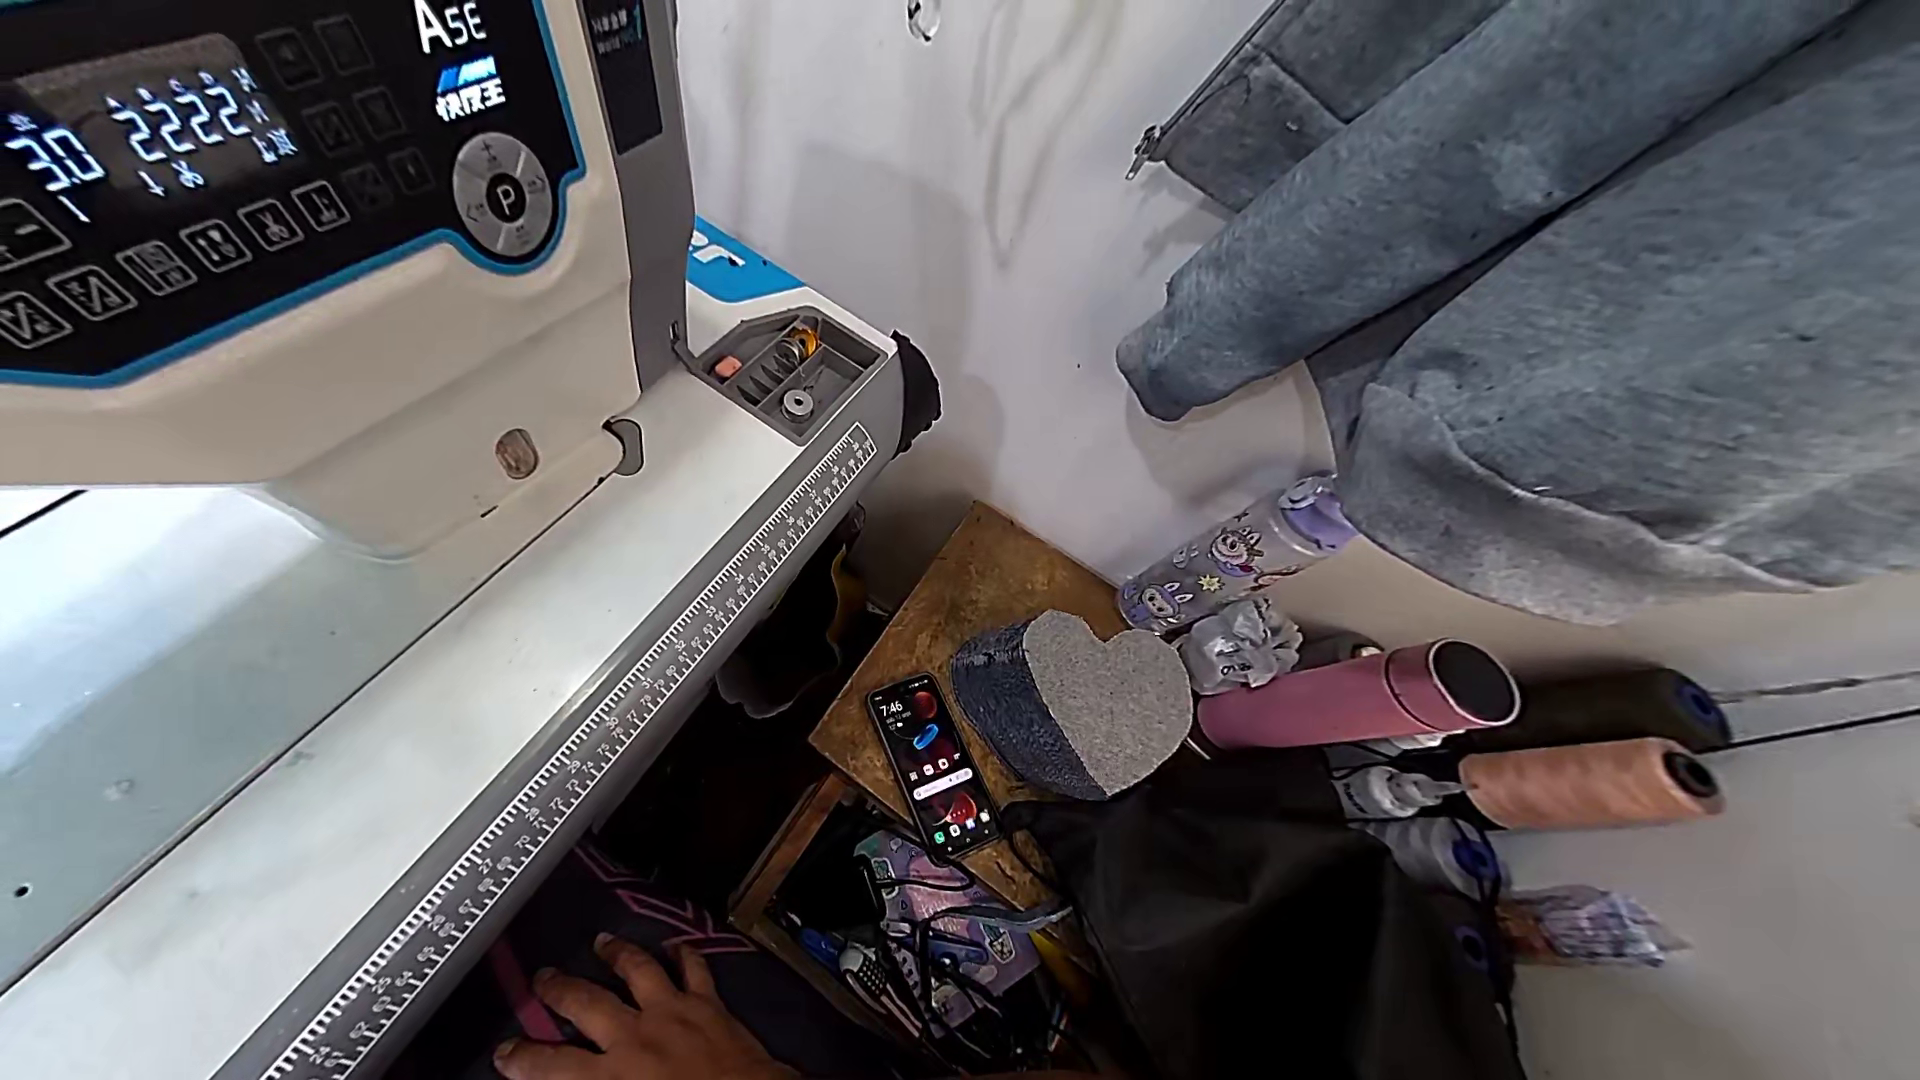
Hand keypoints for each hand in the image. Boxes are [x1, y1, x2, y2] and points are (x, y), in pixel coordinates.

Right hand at [493, 933, 798, 1079]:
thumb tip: (572, 1078)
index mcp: (609, 1076)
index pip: (551, 1067)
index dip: (523, 1058)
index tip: (504, 1049)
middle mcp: (636, 1034)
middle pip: (589, 1004)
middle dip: (561, 989)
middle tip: (544, 974)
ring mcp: (674, 1009)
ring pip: (639, 970)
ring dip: (619, 953)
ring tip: (603, 940)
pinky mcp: (707, 999)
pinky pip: (694, 967)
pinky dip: (684, 952)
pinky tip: (675, 942)